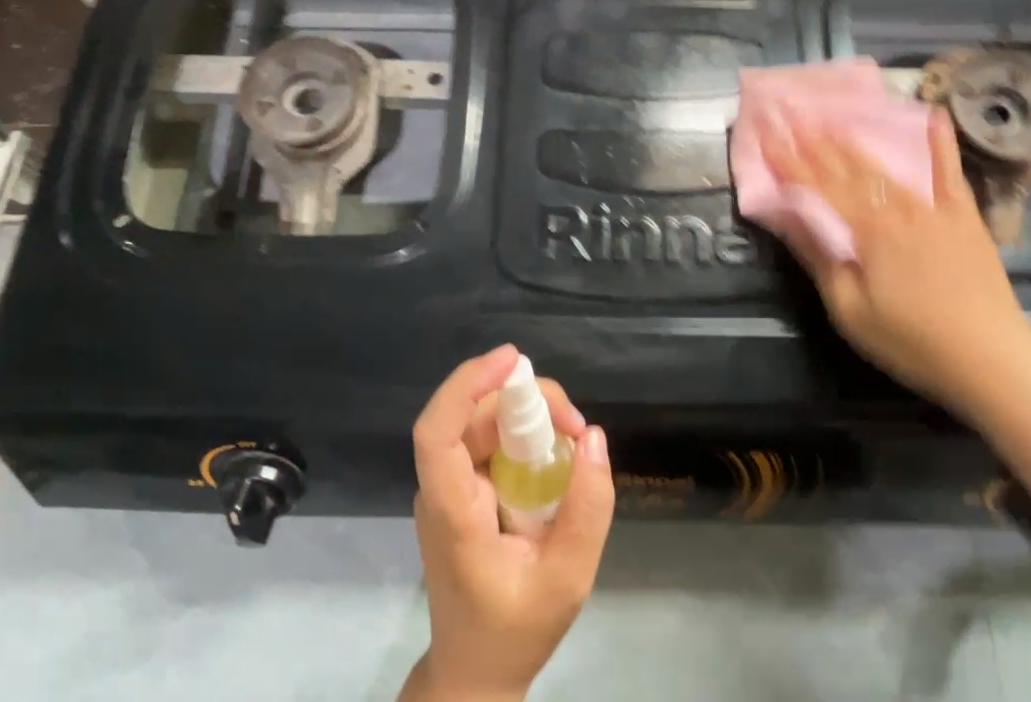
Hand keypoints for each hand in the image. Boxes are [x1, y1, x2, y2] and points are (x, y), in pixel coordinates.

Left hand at [402, 344, 614, 701]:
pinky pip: (490, 446)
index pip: (437, 432)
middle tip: (576, 422)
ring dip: (527, 417)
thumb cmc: (515, 631)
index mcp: (453, 511)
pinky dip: (524, 438)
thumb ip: (587, 509)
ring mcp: (450, 491)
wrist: (476, 670)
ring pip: (481, 425)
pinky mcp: (464, 494)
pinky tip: (556, 453)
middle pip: (469, 417)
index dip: (467, 384)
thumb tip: (594, 438)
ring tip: (574, 436)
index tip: (512, 360)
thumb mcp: (568, 578)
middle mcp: (442, 490)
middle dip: (522, 400)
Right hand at [762, 107, 1030, 407]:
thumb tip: (785, 216)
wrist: (988, 356)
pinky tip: (932, 115)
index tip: (767, 134)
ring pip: (889, 165)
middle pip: (850, 168)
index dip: (790, 160)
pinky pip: (949, 171)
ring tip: (833, 117)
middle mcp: (899, 209)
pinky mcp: (964, 215)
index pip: (818, 186)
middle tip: (792, 114)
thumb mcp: (849, 310)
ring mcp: (935, 208)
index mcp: (867, 231)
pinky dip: (940, 142)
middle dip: (816, 141)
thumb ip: (818, 258)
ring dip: (858, 139)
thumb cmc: (909, 340)